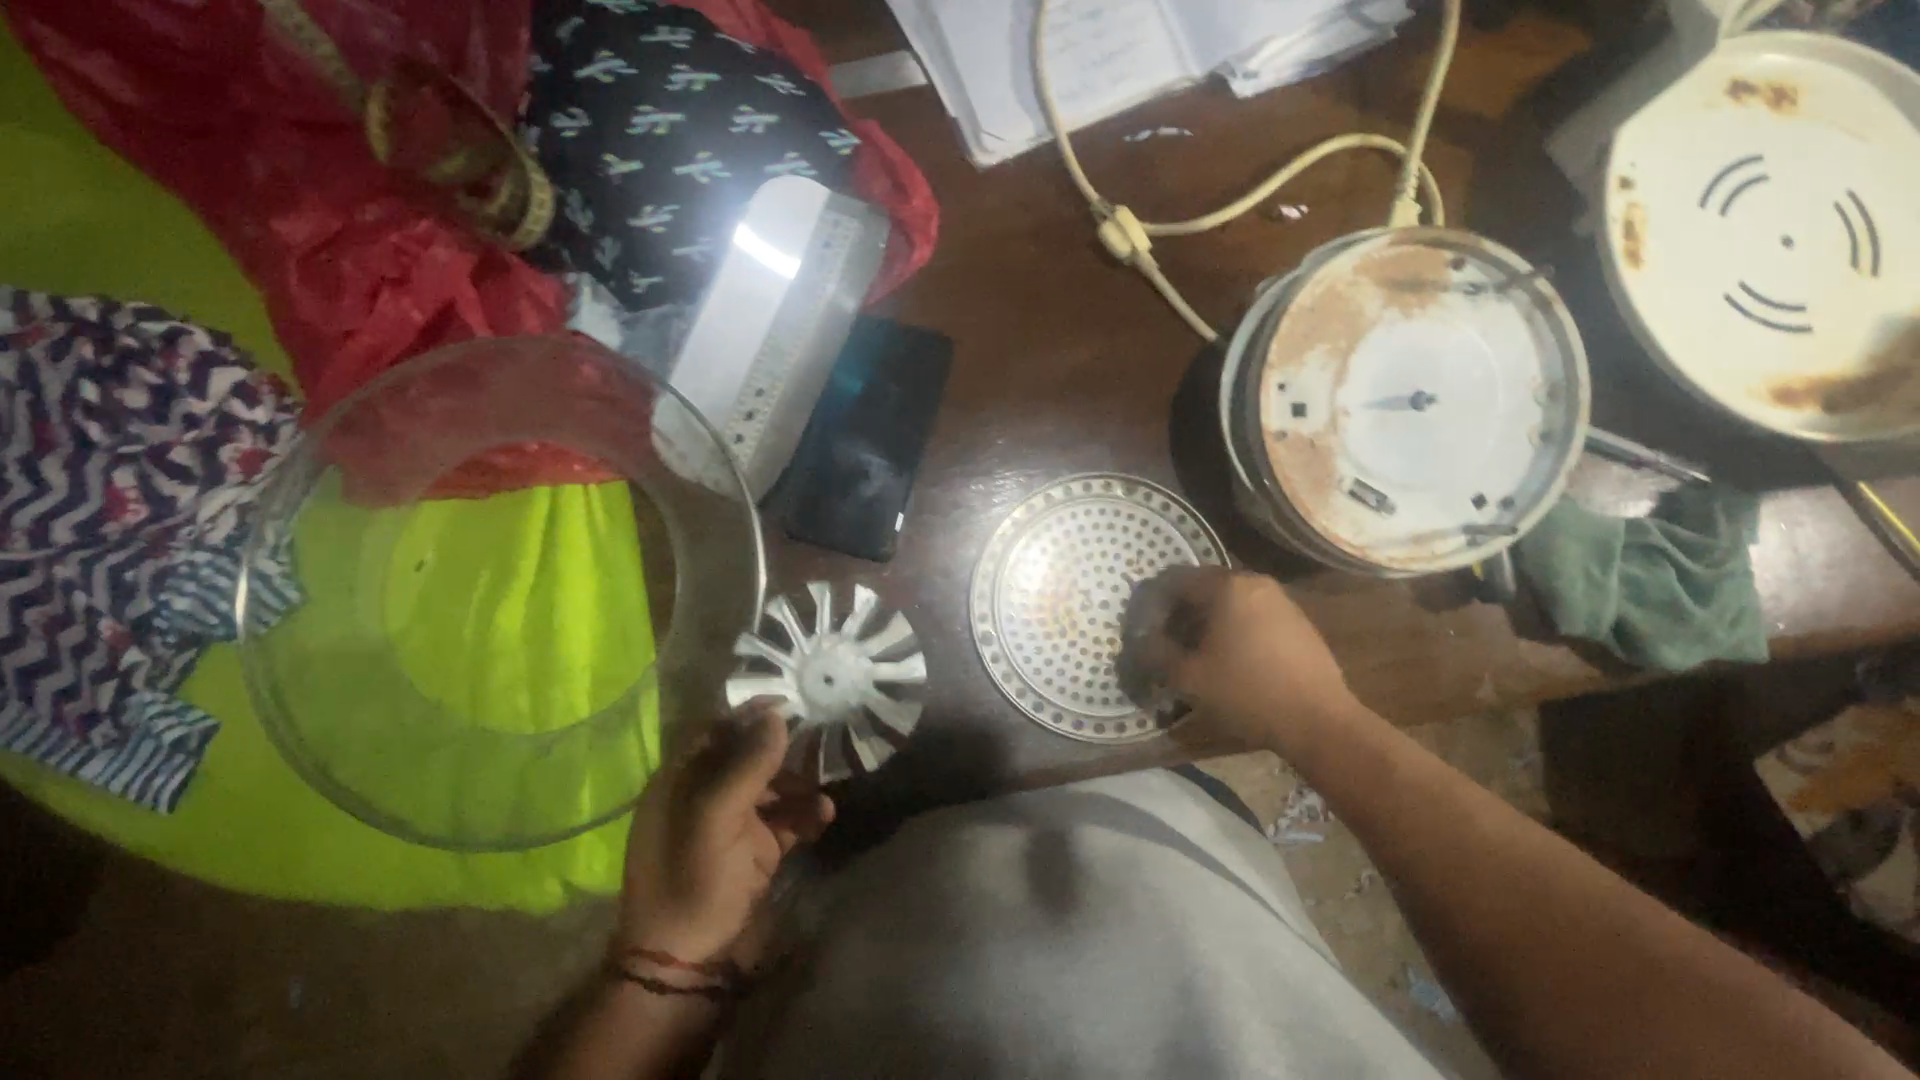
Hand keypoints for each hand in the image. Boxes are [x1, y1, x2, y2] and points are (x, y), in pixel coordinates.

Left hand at [613, 702, 833, 967]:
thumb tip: (776, 714)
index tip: (792, 700)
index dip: (750, 713)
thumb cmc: (692, 882)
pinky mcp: (755, 853)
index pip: (715, 729)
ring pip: (772, 787)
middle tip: (824, 737)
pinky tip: (825, 817)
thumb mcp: (714, 817)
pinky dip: (805, 815)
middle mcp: (704, 797)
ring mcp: (731, 827)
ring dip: (800, 783)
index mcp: (680, 781)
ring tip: (827, 787)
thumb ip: (746, 763)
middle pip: (748, 756)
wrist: (687, 966)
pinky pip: (785, 821)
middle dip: (785, 748)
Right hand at [1119, 567, 1358, 752]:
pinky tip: (1228, 661)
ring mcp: (1280, 601)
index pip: (1173, 580)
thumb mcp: (1189, 677)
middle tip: (1164, 645)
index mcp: (1227, 586)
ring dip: (1204, 623)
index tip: (1142, 632)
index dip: (1151, 604)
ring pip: (1228, 602)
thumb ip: (1156, 653)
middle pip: (1202, 587)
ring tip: (1194, 656)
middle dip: (1177, 614)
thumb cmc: (1247, 692)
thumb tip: (1140, 641)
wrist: (1319, 721)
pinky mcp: (1296, 622)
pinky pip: (1251, 615)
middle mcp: (1254, 582)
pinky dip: (1231, 630)